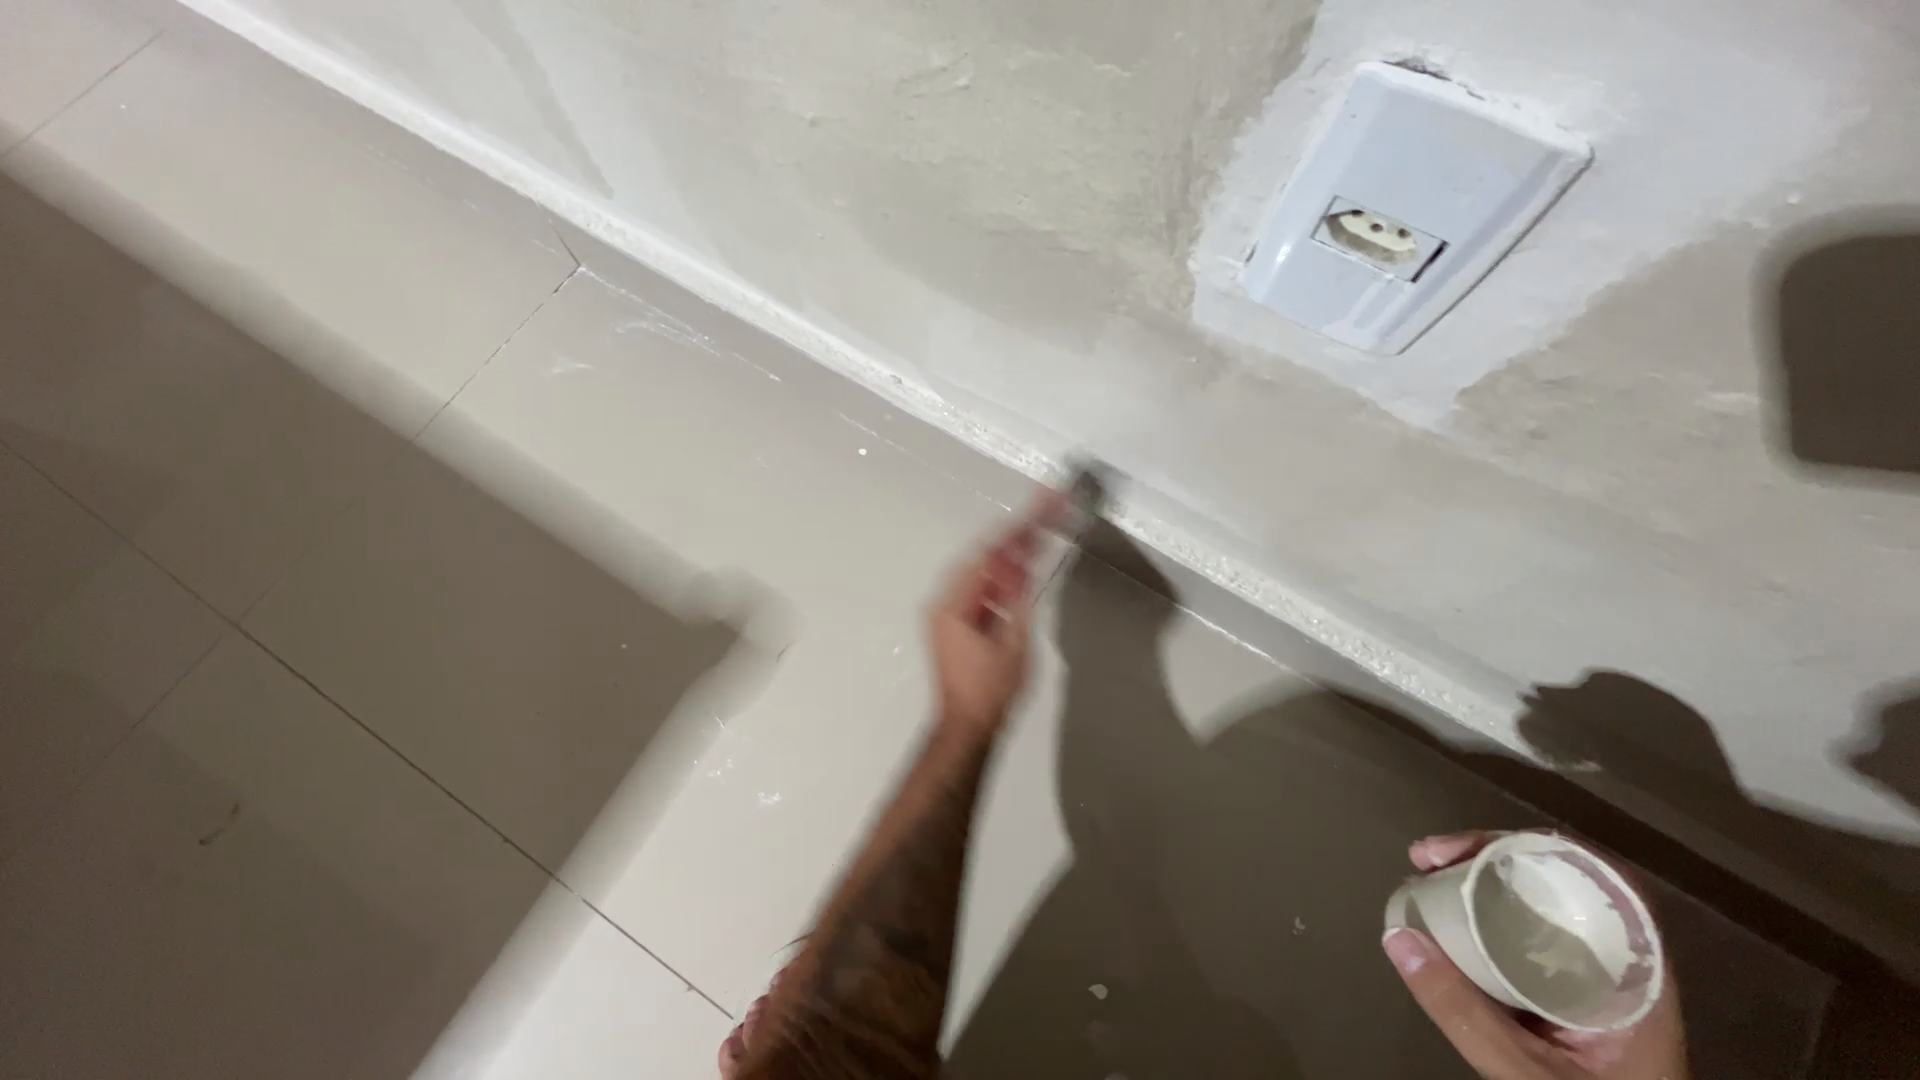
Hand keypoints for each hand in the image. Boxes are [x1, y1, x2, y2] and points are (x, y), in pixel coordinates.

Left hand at [928, 492, 1064, 732]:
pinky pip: (979, 588)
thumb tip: (1025, 562)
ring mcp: (946, 612)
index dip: (1018, 529)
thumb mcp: (1013, 643)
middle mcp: (943, 600)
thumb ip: (1018, 599)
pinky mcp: (954, 623)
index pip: (989, 554)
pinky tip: (1022, 565)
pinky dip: (1000, 576)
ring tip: (1037, 528)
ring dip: (1009, 553)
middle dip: (1015, 534)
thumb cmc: (990, 690)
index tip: (1041, 506)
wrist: (966, 726)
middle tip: (1045, 509)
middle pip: (983, 556)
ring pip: (981, 571)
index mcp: (953, 603)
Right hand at [1383, 831, 1689, 1079]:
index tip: (1466, 849)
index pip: (1603, 881)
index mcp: (1637, 977)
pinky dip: (1486, 914)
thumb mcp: (1525, 1073)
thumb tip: (1397, 936)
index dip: (1538, 847)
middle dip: (1489, 856)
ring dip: (1482, 880)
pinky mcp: (1572, 998)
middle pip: (1563, 882)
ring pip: (1542, 906)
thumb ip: (1465, 1013)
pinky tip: (1450, 918)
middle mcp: (1624, 967)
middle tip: (1427, 857)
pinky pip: (1530, 936)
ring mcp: (1598, 982)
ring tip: (1426, 876)